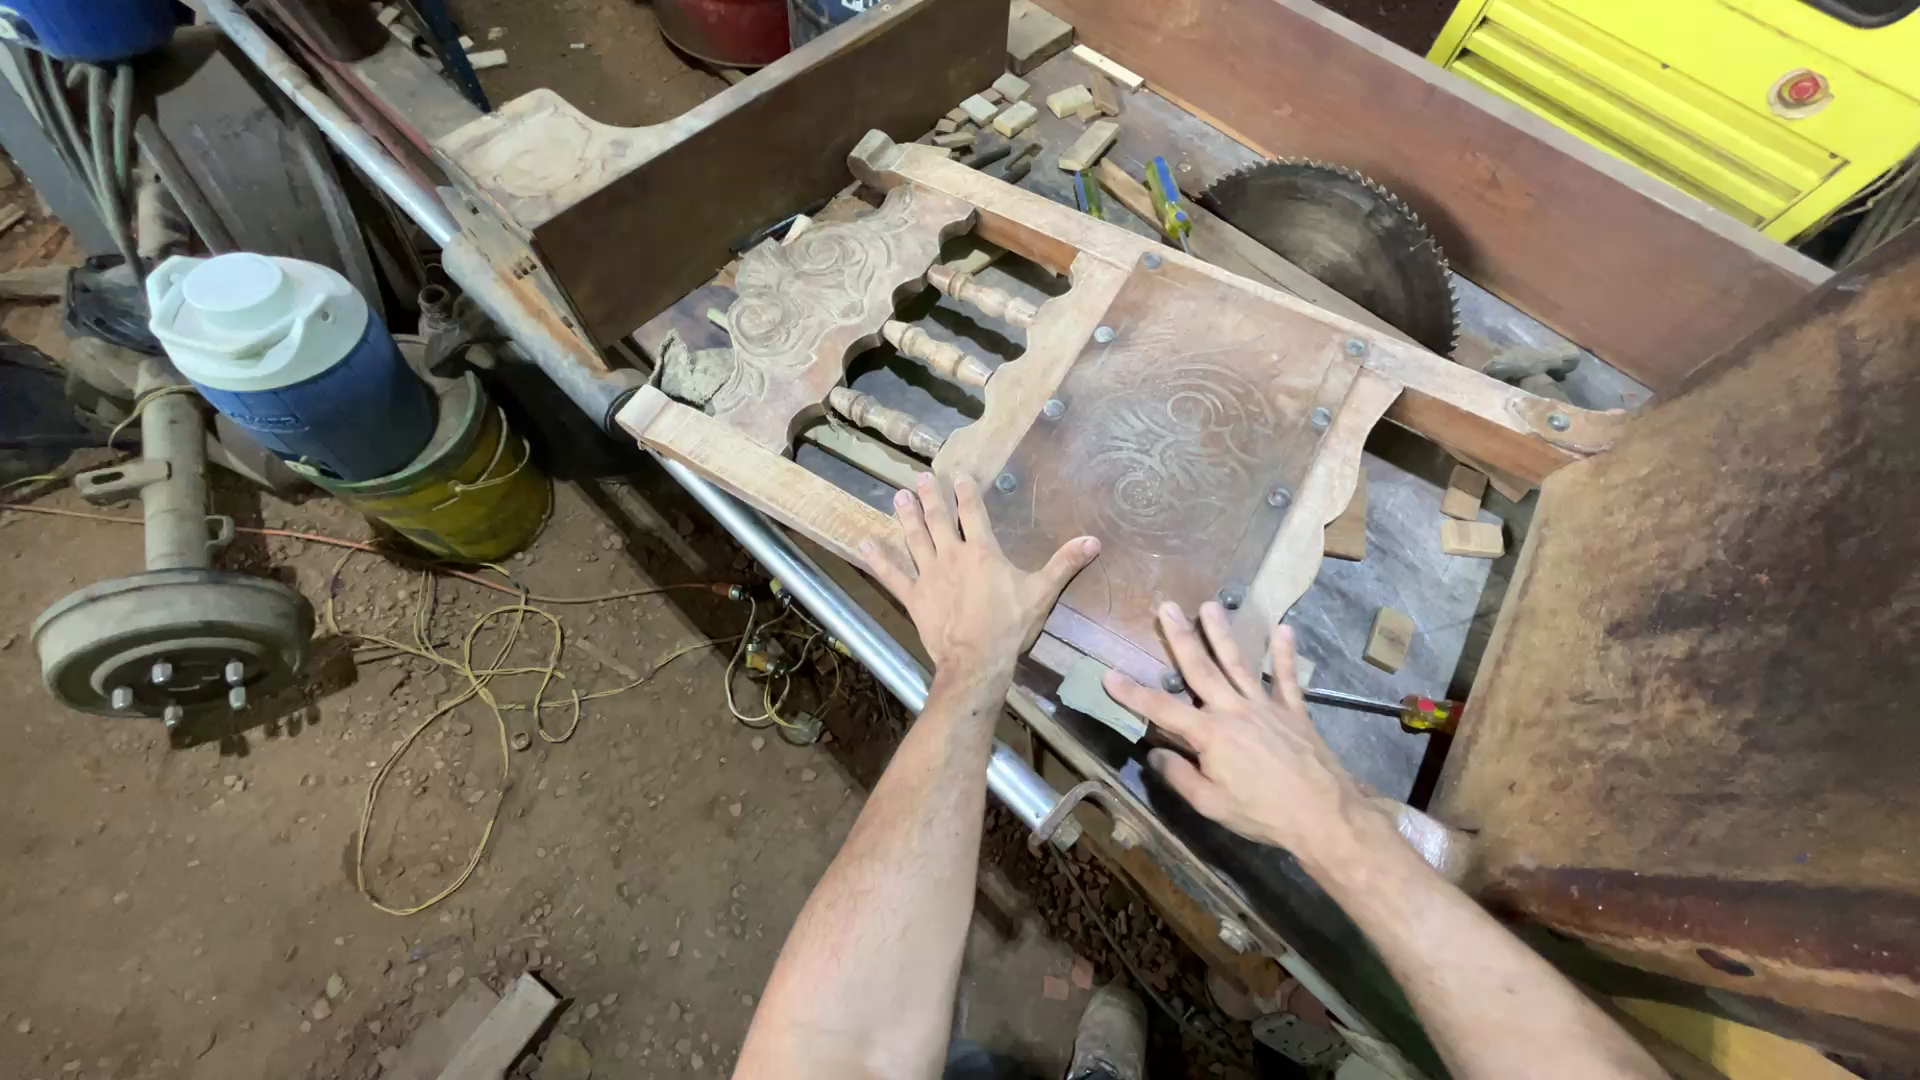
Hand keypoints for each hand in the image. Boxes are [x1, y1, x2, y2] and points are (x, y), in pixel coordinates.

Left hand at [859, 472, 1099, 678]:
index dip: (967, 492)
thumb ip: (1065, 563)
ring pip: (915, 538)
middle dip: (931, 497)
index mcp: (982, 551)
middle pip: (939, 519)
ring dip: (906, 516)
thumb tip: (1094, 541)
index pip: (974, 513)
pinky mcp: (914, 596)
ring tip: (899, 496)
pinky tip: (863, 543)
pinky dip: (878, 559)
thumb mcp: (1042, 592)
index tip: (959, 475)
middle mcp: (952, 555)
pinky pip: (893, 574)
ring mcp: (929, 575)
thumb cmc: (1010, 625)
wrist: (977, 660)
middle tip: (921, 478)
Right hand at [1103, 602, 1370, 864]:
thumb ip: (1179, 776)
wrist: (1325, 816)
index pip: (1161, 708)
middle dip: (1180, 637)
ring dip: (1223, 633)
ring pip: (1239, 663)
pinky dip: (1285, 654)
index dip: (1132, 692)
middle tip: (1166, 607)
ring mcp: (1266, 706)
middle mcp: (1233, 710)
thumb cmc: (1262, 814)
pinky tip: (1284, 629)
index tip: (1108, 674)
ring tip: (1210, 605)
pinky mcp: (1294, 711)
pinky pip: (1287, 678)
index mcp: (1209, 734)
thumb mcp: (1210, 804)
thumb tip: (1154, 753)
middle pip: (1201, 668)